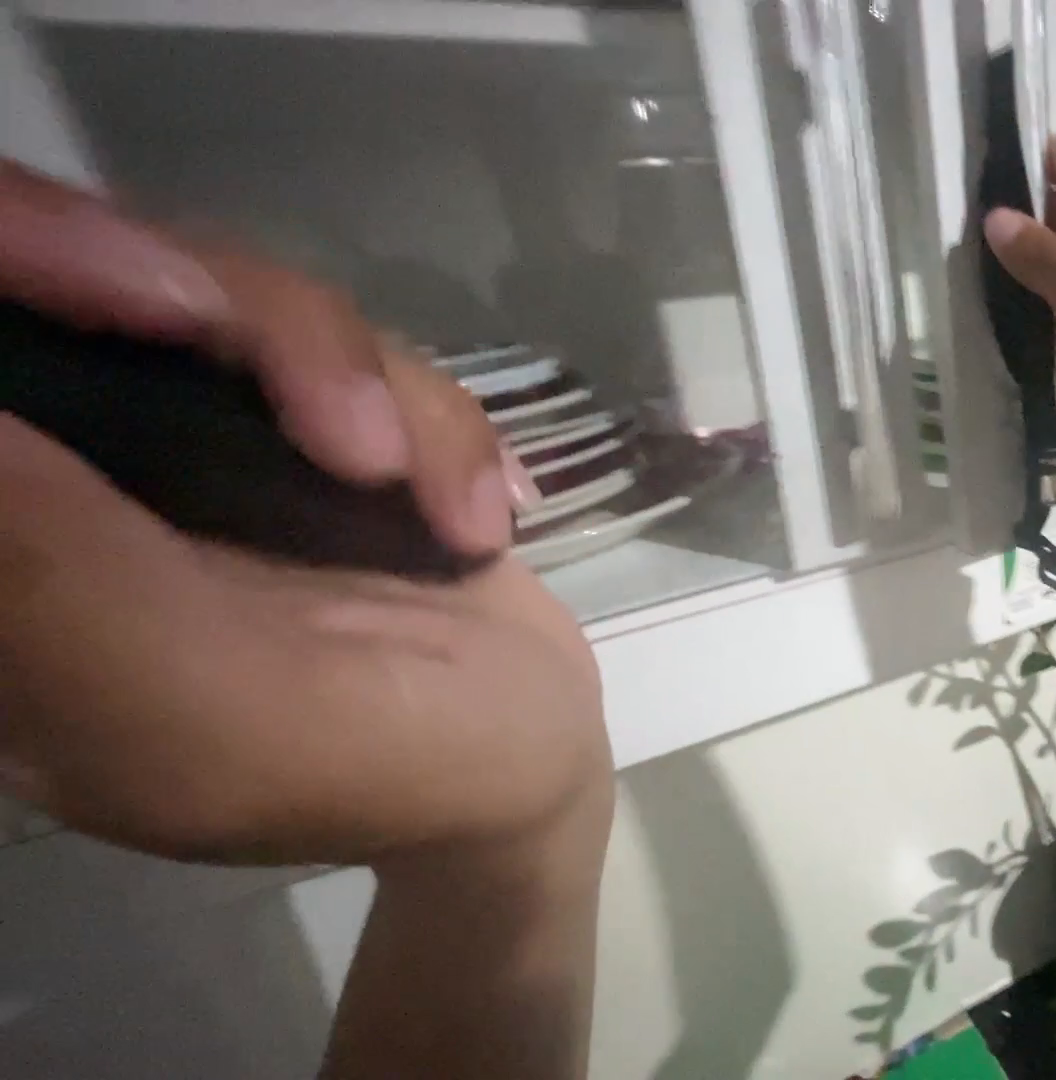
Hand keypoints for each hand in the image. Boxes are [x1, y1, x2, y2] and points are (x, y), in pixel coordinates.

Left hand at [0, 161, 610, 869]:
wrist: (535, 757)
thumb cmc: (396, 768)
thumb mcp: (225, 717)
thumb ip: (67, 593)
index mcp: (12, 566)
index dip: (35, 272)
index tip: (167, 306)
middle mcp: (91, 486)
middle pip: (124, 285)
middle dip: (274, 343)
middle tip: (368, 448)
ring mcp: (226, 455)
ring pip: (279, 315)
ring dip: (407, 413)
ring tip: (466, 529)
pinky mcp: (337, 447)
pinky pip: (386, 365)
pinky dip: (458, 440)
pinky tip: (484, 524)